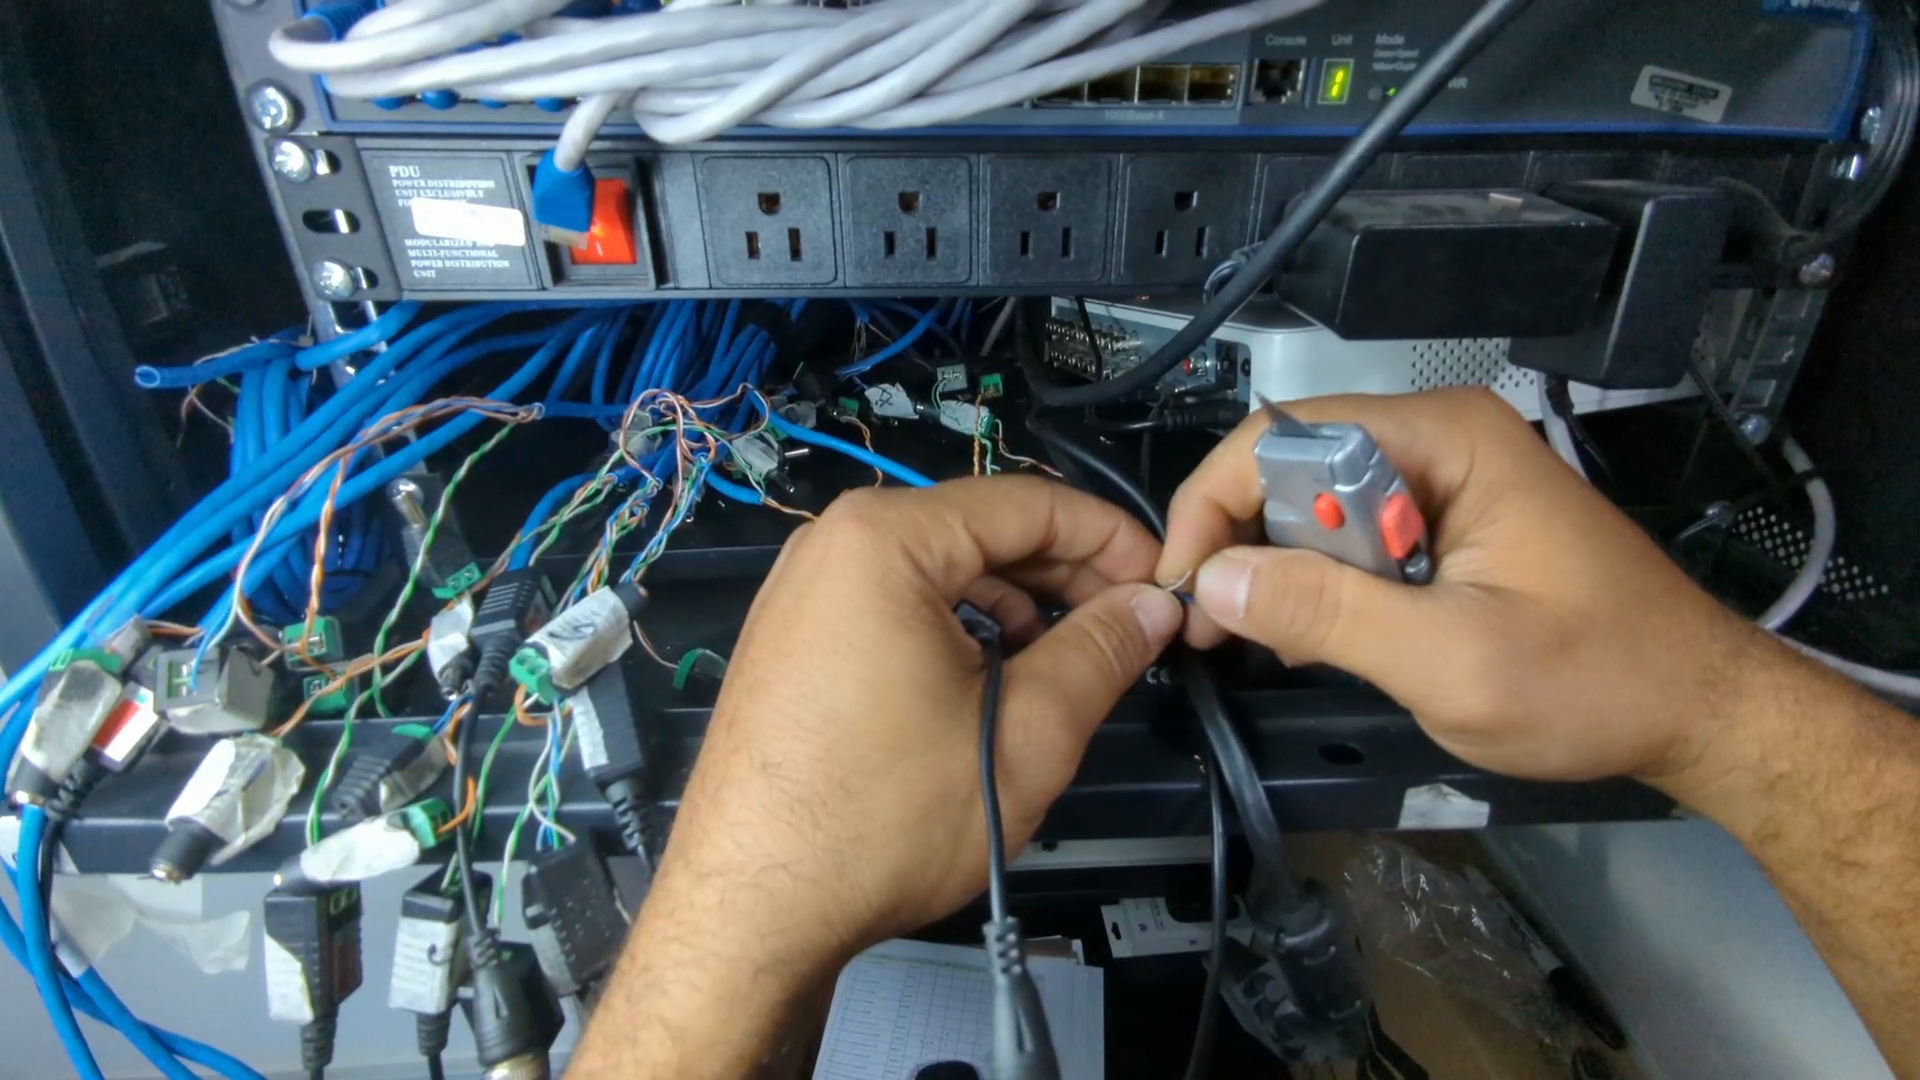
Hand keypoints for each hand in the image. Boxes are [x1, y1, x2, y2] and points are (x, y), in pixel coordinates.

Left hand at [653, 475, 1181, 970]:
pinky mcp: (796, 631)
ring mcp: (806, 586)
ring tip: (1064, 653)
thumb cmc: (883, 818)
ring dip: (1016, 599)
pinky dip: (958, 621)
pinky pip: (897, 599)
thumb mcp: (1024, 733)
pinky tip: (992, 669)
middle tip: (1127, 620)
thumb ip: (1102, 651)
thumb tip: (1153, 605)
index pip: (1028, 503)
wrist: (747, 912)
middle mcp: (835, 541)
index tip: (1161, 580)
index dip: (1110, 536)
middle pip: (980, 529)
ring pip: (941, 566)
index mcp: (885, 538)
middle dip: (1065, 571)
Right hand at [1156, 388, 1778, 783]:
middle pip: (1280, 466)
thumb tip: (1213, 584)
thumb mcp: (1453, 661)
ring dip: (1264, 569)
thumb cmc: (1598, 684)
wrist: (1698, 713)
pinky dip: (1301, 581)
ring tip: (1255, 637)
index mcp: (1439, 439)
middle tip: (1210, 626)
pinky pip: (1330, 534)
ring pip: (1297, 503)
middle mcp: (1425, 439)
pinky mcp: (1424, 518)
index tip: (1185, 589)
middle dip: (1233, 543)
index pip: (1278, 440)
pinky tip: (1305, 631)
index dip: (1213, 508)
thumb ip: (1329, 614)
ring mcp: (1425, 477)